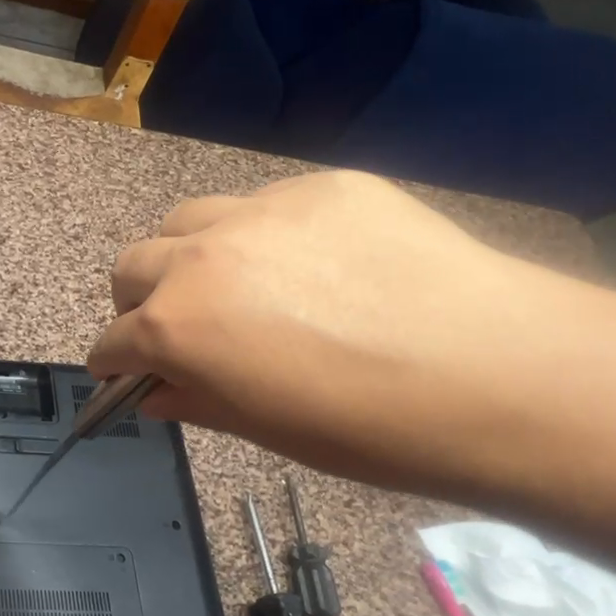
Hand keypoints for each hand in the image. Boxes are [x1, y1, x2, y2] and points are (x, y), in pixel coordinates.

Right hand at [87, 170, 615, 491]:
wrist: (502, 375)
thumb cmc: (368, 428)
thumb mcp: (263, 428)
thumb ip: (194, 401)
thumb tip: (157, 393)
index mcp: (176, 326)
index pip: (112, 341)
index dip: (114, 365)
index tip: (126, 376)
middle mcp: (202, 257)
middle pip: (132, 266)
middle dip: (137, 303)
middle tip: (174, 331)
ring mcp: (264, 211)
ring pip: (185, 221)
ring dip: (184, 256)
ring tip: (229, 286)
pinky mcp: (325, 186)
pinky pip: (261, 203)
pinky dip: (257, 235)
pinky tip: (305, 266)